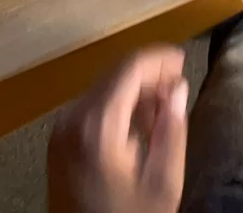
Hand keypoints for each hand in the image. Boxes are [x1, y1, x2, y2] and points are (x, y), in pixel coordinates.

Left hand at [47, 45, 188, 212]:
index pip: (129, 68)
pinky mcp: (59, 144)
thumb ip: (172, 129)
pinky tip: (139, 127)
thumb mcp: (162, 184)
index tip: (184, 60)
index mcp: (96, 123)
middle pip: (114, 75)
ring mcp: (61, 131)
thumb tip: (177, 88)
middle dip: (149, 75)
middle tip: (178, 87)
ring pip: (104, 89)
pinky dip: (117, 107)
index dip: (159, 59)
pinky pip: (92, 108)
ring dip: (134, 91)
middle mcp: (72, 118)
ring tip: (163, 111)